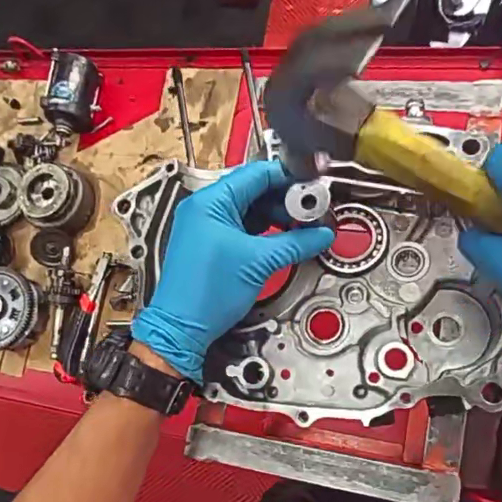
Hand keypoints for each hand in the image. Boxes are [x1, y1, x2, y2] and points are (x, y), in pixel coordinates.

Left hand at [131, 161, 333, 380]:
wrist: (181, 328)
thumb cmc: (203, 295)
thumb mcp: (259, 263)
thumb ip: (295, 244)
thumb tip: (320, 234)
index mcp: (211, 202)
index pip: (258, 174)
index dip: (289, 180)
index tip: (312, 190)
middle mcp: (205, 209)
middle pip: (256, 190)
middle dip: (287, 202)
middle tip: (312, 213)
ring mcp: (207, 226)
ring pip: (251, 210)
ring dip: (278, 217)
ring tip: (301, 228)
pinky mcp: (211, 244)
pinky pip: (243, 228)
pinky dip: (264, 232)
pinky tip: (283, 239)